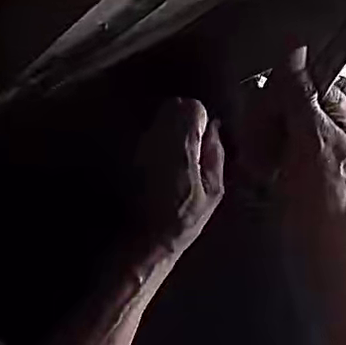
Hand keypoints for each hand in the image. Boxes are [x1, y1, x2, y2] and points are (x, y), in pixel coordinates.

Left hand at [134, 97, 224, 260]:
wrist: (147, 238)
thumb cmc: (184, 218)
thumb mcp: (214, 190)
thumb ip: (215, 153)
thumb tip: (213, 130)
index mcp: (181, 145)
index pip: (192, 107)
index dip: (202, 121)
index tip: (204, 142)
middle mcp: (157, 138)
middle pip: (174, 106)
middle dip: (186, 121)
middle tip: (193, 148)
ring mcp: (141, 145)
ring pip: (160, 119)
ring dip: (172, 131)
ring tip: (179, 160)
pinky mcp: (131, 155)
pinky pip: (149, 135)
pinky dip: (159, 143)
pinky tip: (164, 167)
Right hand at [265, 46, 345, 243]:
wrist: (323, 244)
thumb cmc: (325, 192)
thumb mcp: (312, 135)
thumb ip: (300, 94)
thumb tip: (294, 49)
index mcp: (333, 111)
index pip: (297, 81)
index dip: (277, 95)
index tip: (266, 113)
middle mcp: (317, 127)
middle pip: (277, 105)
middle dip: (263, 124)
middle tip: (263, 147)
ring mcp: (300, 151)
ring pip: (264, 130)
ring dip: (255, 146)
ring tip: (261, 169)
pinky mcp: (285, 173)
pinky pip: (260, 155)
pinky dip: (255, 164)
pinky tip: (257, 177)